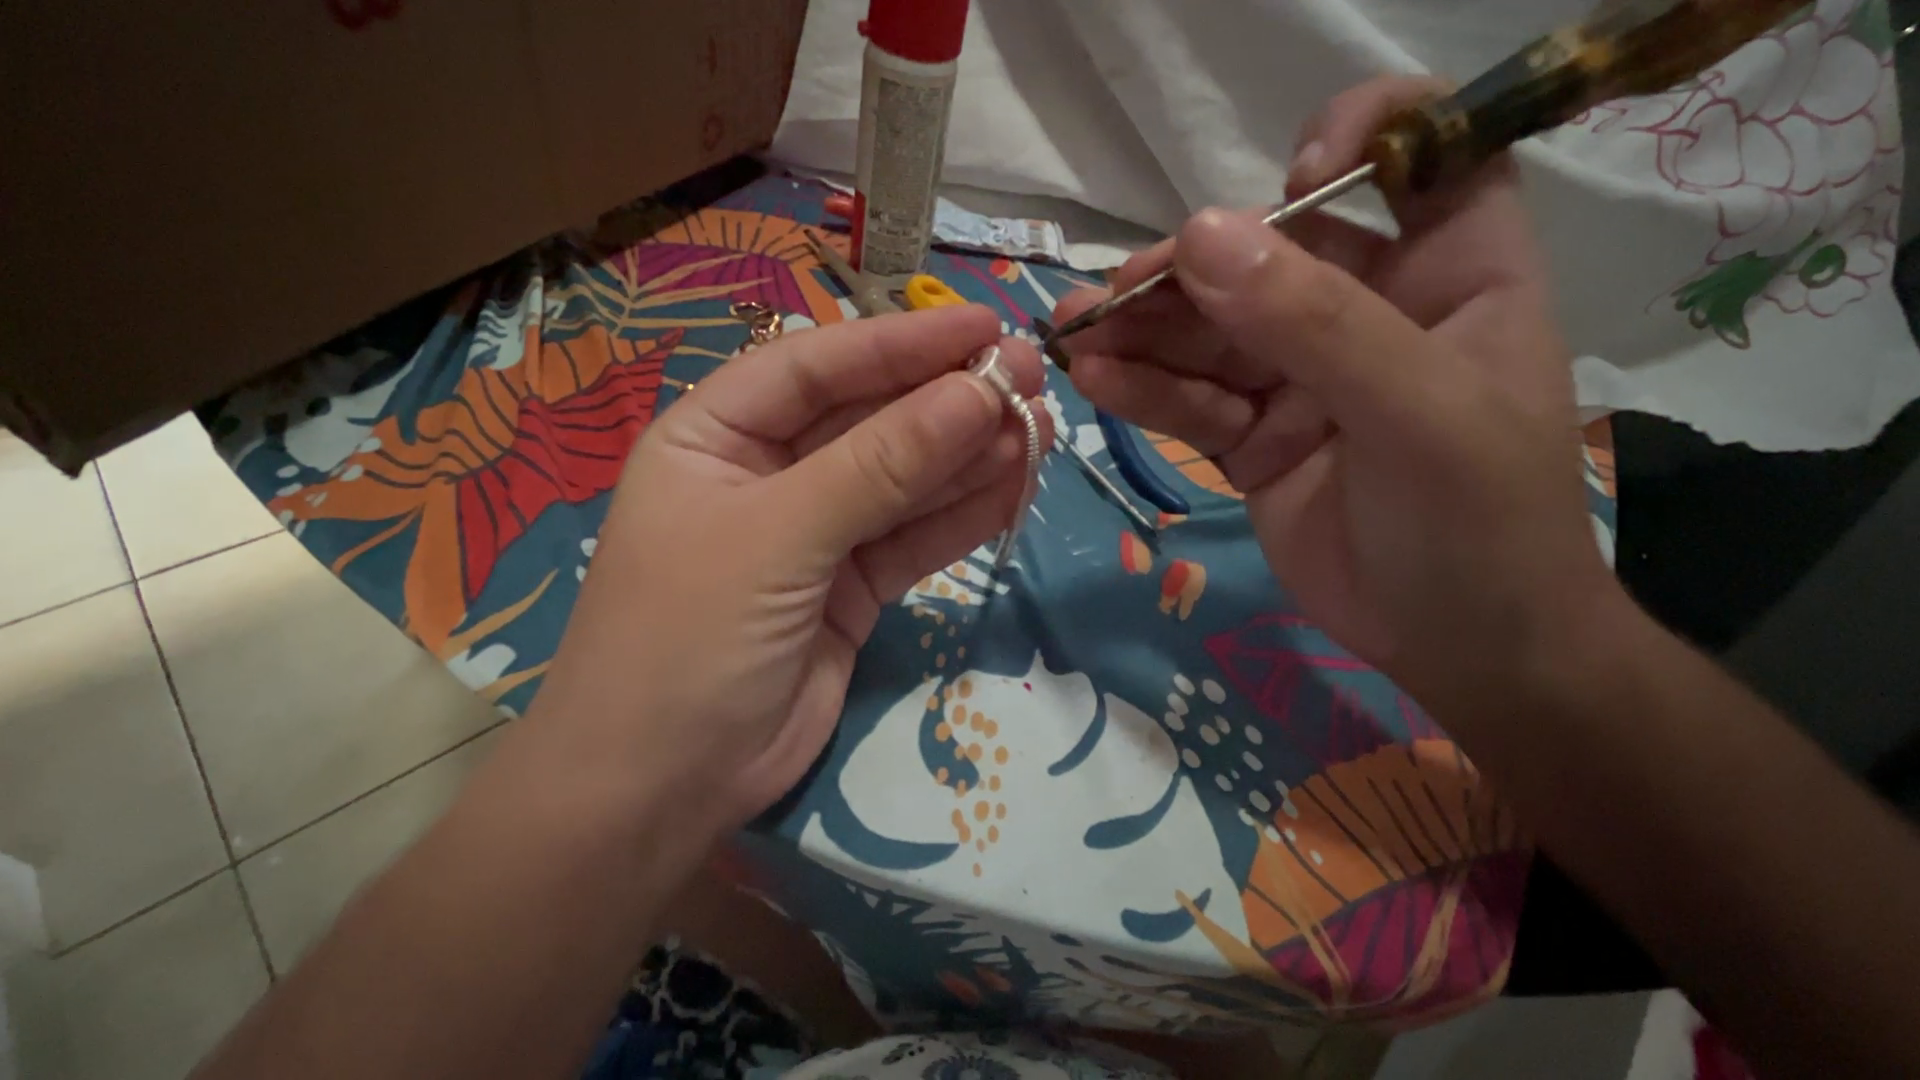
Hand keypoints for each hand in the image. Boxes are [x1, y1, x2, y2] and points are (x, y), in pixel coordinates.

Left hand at [537, 306, 1048, 832]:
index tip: (986, 327)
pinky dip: (963, 516)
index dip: (901, 342)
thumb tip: (980, 392)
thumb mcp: (778, 539)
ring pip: (902, 481)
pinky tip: (1016, 485)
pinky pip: (913, 539)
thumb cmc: (686, 640)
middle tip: (1034, 377)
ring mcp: (812, 536)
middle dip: (947, 399)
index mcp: (715, 435)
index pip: (816, 365)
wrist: (659, 791)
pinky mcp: (850, 591)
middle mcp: (765, 474)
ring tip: (1043, 427)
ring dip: (969, 455)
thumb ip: (880, 466)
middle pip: (868, 419)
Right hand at [1054, 77, 1614, 700]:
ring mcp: (1302, 375)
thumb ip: (1315, 322)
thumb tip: (1199, 236)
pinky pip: (1190, 399)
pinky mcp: (1253, 436)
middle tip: (1113, 296)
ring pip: (1210, 330)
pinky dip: (1143, 390)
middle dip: (1190, 269)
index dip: (1364, 136)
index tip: (1292, 176)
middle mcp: (1370, 309)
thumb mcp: (1417, 414)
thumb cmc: (1479, 523)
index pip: (1424, 155)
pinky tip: (1096, 383)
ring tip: (1073, 334)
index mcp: (1451, 273)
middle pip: (1268, 253)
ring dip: (1142, 330)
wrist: (1460, 648)